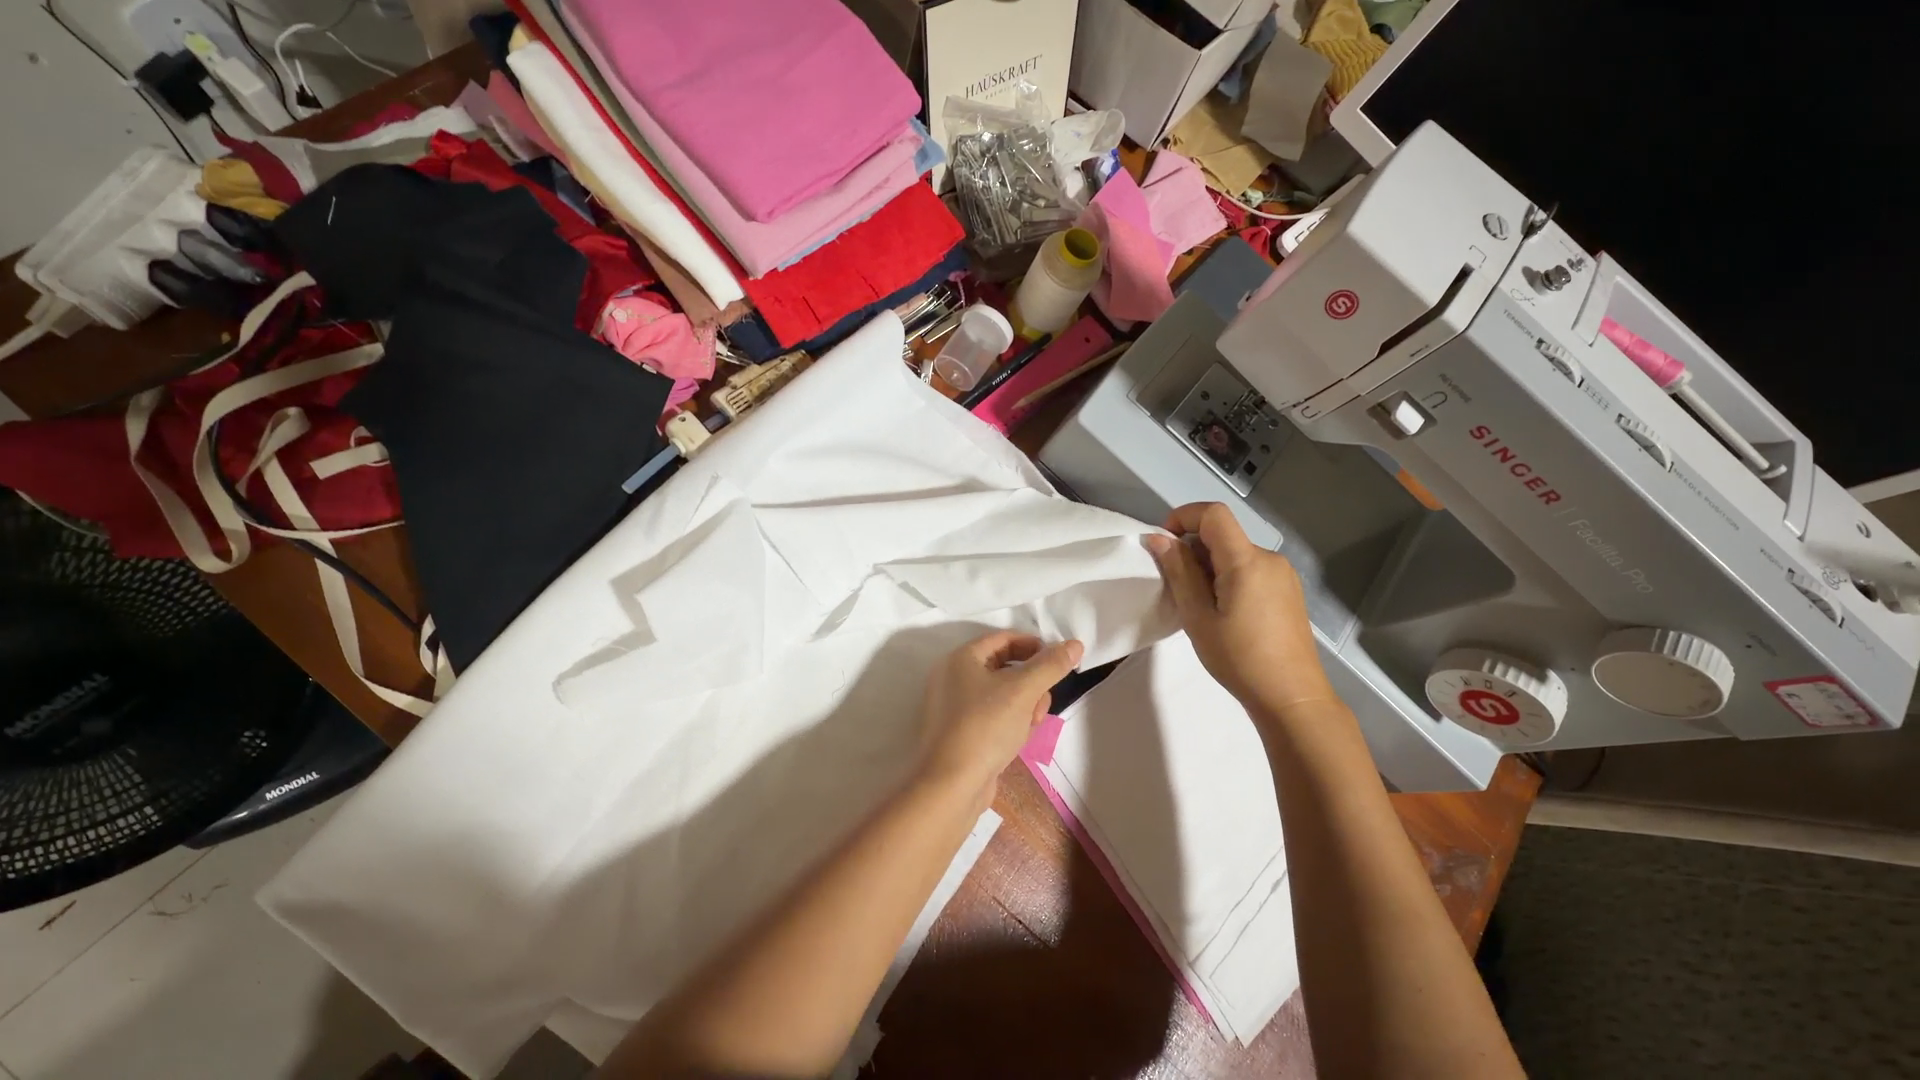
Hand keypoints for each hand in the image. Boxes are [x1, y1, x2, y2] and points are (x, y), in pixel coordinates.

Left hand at [918, 631, 1084, 802]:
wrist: (951, 784)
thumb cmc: (985, 727)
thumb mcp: (1023, 691)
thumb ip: (1050, 665)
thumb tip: (1075, 644)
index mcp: (961, 659)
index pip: (1004, 639)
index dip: (1034, 646)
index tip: (1058, 663)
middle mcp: (953, 678)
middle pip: (1004, 667)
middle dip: (1031, 683)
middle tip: (1043, 703)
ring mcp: (954, 707)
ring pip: (1002, 695)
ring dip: (1024, 705)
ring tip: (1031, 725)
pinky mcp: (959, 733)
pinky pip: (992, 716)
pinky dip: (1009, 722)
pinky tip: (1017, 740)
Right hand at [1143, 503, 1336, 716]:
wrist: (1291, 697)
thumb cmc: (1239, 659)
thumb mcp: (1198, 617)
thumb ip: (1179, 572)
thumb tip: (1159, 539)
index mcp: (1247, 561)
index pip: (1213, 514)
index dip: (1183, 518)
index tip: (1163, 546)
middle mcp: (1269, 559)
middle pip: (1223, 535)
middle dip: (1193, 550)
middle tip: (1176, 588)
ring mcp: (1283, 576)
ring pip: (1236, 554)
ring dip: (1210, 567)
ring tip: (1199, 607)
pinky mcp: (1288, 592)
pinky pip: (1251, 571)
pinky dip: (1228, 579)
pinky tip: (1224, 614)